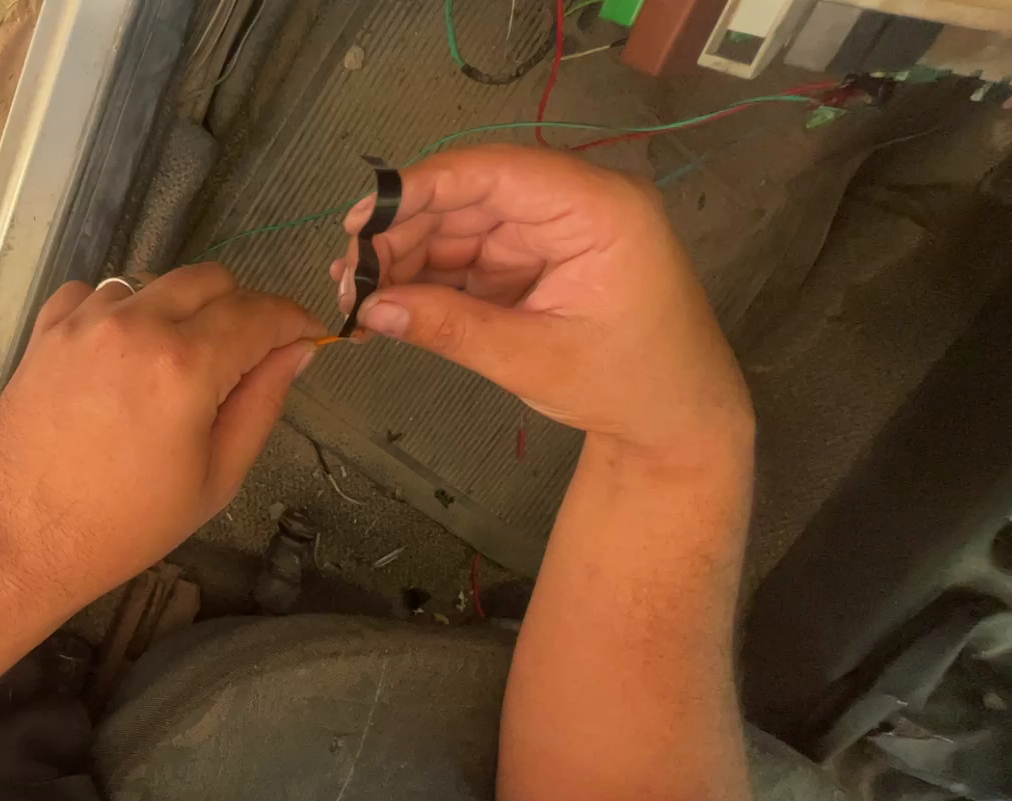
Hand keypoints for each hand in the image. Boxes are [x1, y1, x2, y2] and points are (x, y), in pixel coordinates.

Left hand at [0, 264, 320, 606]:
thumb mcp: (213, 481)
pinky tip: (118, 354)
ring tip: (173, 363)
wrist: (22, 540)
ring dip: (178, 310)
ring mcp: (82, 325)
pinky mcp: (44, 334)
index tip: (304, 335)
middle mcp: (134, 327)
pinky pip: (94, 294)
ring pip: (153, 282)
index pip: (258, 313)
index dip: (292, 320)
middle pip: (210, 280)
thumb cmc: (124, 527)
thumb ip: (260, 406)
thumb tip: (294, 352)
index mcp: (185, 366)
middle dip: (241, 308)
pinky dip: (119, 311)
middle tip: (243, 355)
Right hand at [330, 144, 751, 461]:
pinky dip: (415, 284)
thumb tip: (372, 310)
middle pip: (462, 201)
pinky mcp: (517, 266)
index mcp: (593, 210)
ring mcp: (537, 238)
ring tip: (354, 302)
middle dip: (397, 238)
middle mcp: (562, 210)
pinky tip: (380, 306)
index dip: (421, 188)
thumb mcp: (531, 358)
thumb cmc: (625, 382)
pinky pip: (455, 264)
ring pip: (449, 232)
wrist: (664, 416)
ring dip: (397, 263)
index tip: (359, 222)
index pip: (495, 173)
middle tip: (347, 284)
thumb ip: (450, 329)